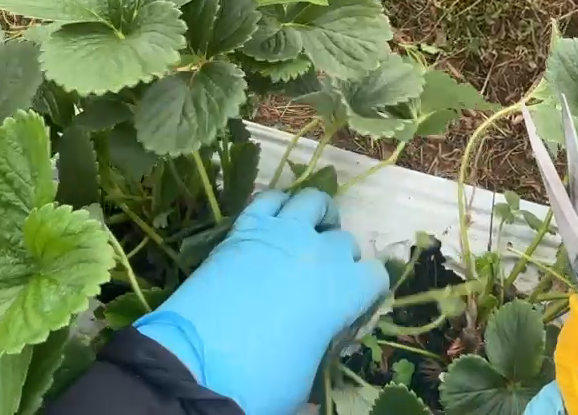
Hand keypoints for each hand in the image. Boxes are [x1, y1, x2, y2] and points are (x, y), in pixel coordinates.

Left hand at [135, 188, 389, 414]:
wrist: (200, 361)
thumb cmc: (262, 380)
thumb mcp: (307, 376)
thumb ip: (324, 344)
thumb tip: (322, 340)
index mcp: (345, 290)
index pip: (377, 276)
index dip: (367, 291)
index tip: (352, 307)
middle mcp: (321, 251)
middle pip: (345, 241)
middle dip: (341, 258)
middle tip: (324, 278)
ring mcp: (284, 231)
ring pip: (314, 200)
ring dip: (318, 214)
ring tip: (311, 228)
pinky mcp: (248, 224)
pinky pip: (270, 197)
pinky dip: (277, 205)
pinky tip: (275, 219)